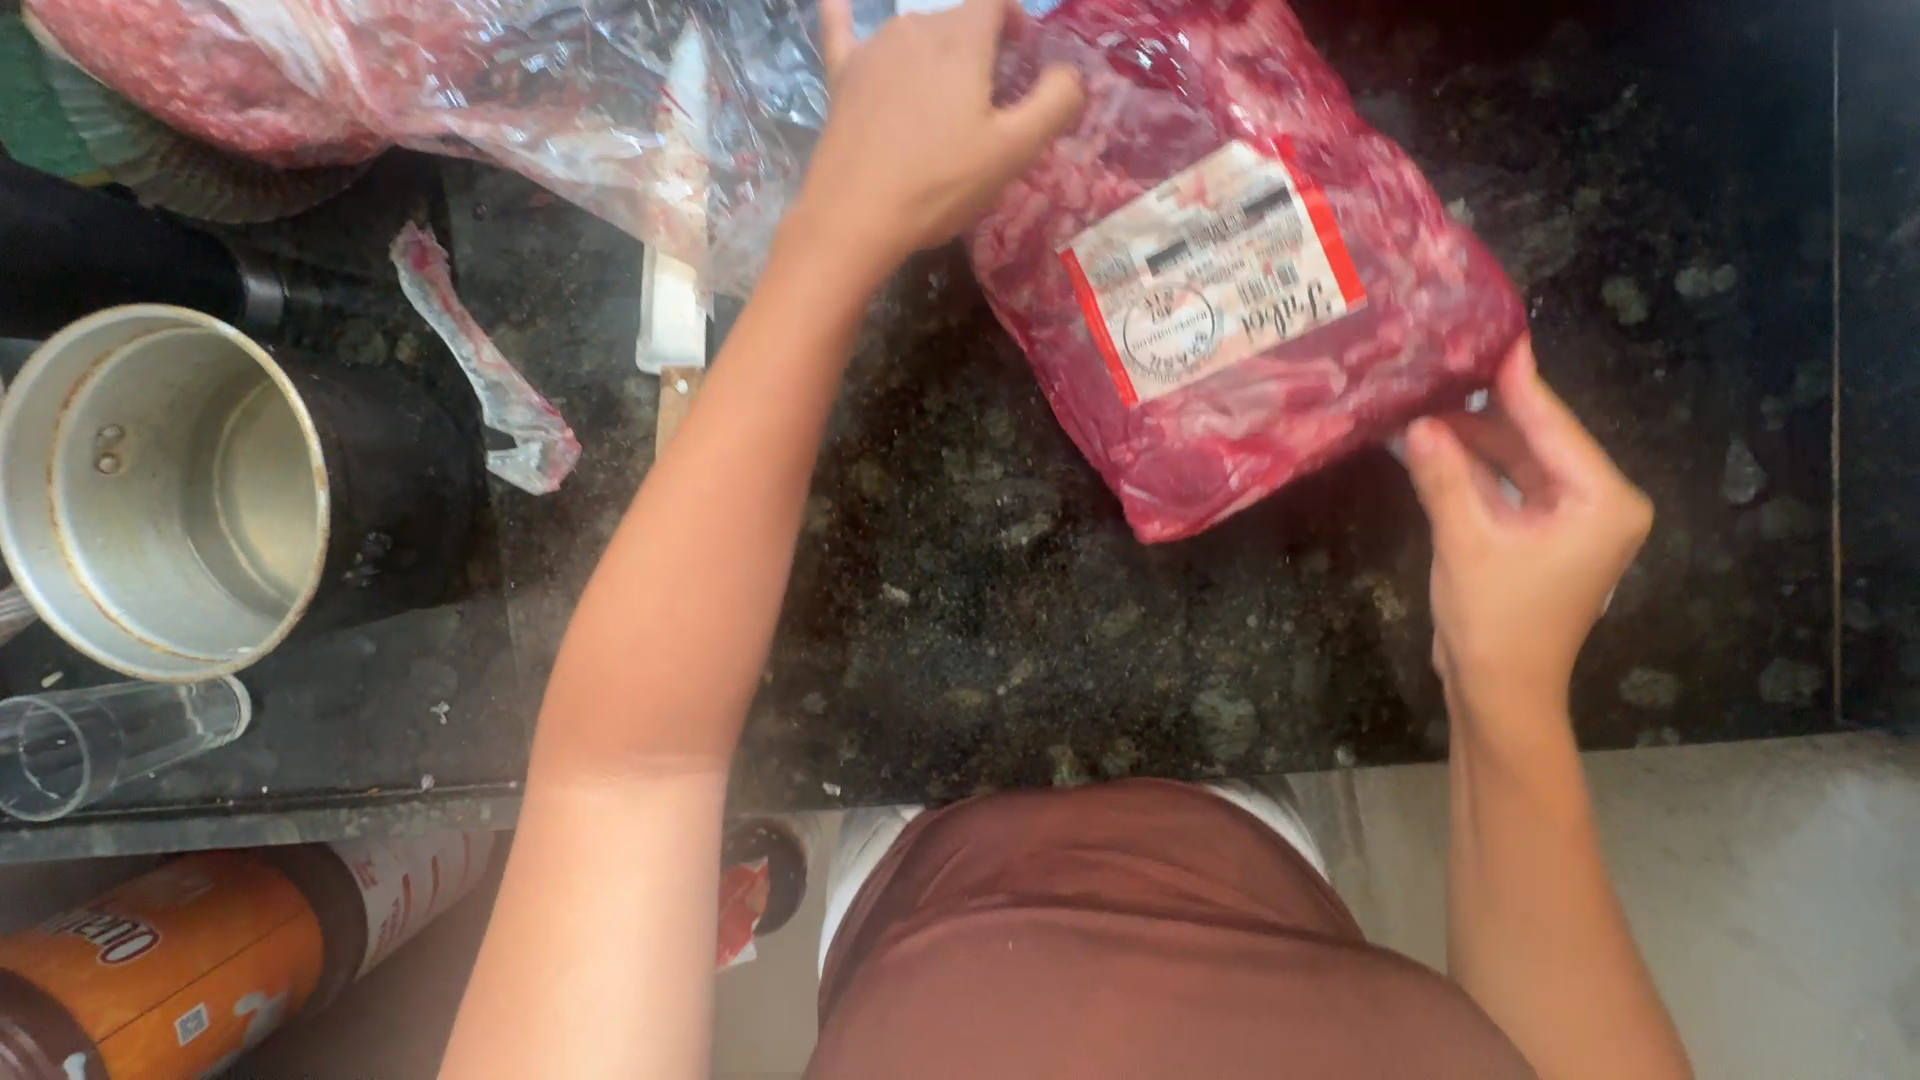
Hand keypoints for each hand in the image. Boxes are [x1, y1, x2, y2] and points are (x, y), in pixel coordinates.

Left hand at [794, 0, 1083, 266]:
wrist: (857, 215)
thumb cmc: (941, 184)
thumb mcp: (1013, 151)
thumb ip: (1054, 103)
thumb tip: (1070, 74)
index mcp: (963, 37)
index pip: (998, 1)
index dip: (1017, 22)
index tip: (1023, 60)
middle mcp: (917, 25)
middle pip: (958, 23)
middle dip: (980, 51)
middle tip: (987, 105)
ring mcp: (873, 48)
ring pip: (916, 35)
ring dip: (936, 57)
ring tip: (943, 107)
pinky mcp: (842, 75)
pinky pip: (842, 26)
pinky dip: (843, 11)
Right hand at [1404, 340, 1652, 722]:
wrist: (1496, 688)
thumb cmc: (1496, 617)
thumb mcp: (1465, 541)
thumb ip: (1444, 477)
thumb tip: (1416, 424)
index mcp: (1602, 501)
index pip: (1554, 428)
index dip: (1520, 385)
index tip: (1497, 339)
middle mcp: (1594, 504)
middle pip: (1535, 443)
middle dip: (1485, 414)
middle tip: (1440, 373)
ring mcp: (1564, 522)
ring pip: (1515, 465)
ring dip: (1469, 443)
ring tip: (1422, 406)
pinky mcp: (1535, 538)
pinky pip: (1502, 490)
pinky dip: (1468, 473)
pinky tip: (1430, 448)